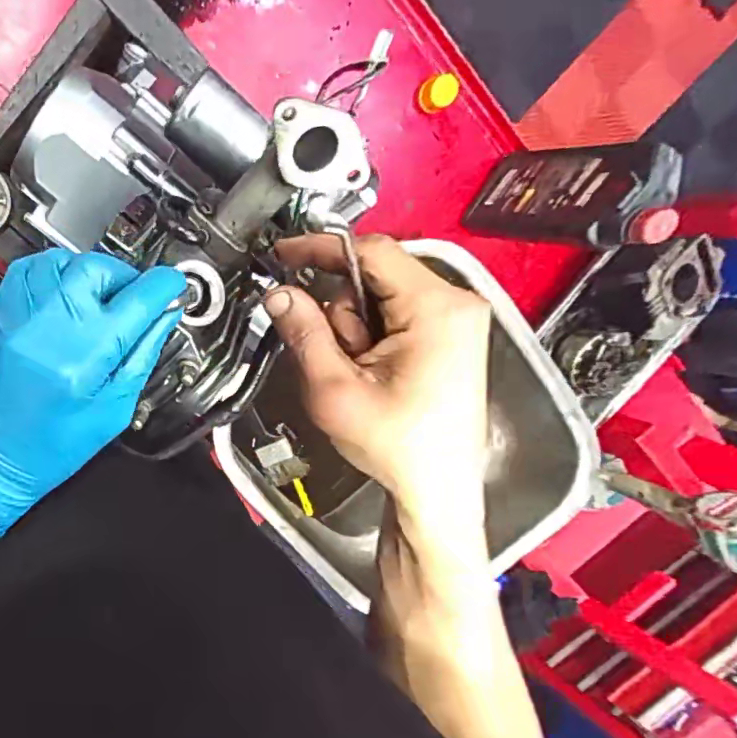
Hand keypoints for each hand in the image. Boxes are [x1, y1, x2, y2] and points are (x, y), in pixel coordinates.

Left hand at [0, 249, 185, 539]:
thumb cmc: (51, 445)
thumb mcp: (114, 409)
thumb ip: (143, 356)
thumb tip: (165, 316)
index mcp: (86, 356)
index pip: (139, 298)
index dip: (166, 286)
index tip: (173, 287)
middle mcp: (50, 326)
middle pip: (100, 269)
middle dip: (126, 279)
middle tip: (133, 302)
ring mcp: (20, 315)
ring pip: (66, 260)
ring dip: (91, 273)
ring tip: (99, 300)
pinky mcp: (0, 313)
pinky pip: (30, 268)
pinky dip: (55, 272)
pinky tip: (65, 294)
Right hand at [264, 235, 490, 562]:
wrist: (436, 488)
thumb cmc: (401, 447)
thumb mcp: (335, 389)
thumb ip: (304, 333)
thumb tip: (281, 294)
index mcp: (436, 309)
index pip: (370, 250)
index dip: (320, 249)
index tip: (285, 255)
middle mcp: (455, 305)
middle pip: (373, 274)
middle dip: (340, 310)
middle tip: (336, 354)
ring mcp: (455, 320)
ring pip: (380, 296)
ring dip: (354, 328)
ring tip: (359, 373)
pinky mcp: (448, 335)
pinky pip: (394, 314)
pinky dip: (370, 336)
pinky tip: (370, 371)